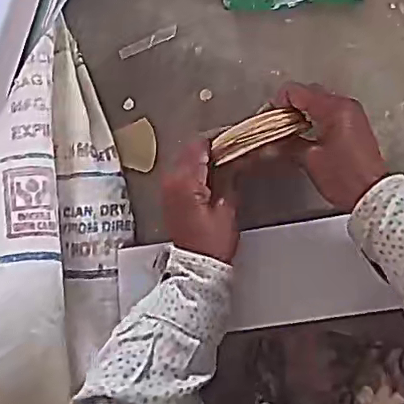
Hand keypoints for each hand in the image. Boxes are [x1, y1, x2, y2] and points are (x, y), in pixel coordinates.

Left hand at [162, 140, 239, 262]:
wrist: (195, 267)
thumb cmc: (211, 243)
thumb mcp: (227, 209)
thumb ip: (230, 178)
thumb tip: (235, 160)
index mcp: (185, 182)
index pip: (198, 146)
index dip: (217, 139)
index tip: (233, 137)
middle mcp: (171, 182)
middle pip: (189, 150)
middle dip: (210, 146)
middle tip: (231, 146)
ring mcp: (167, 189)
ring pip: (184, 159)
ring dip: (202, 156)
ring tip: (224, 158)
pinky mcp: (169, 197)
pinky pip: (181, 172)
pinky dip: (195, 167)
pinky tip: (211, 172)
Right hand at [272, 83, 387, 209]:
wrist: (373, 193)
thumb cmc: (344, 177)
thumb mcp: (310, 160)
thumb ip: (288, 143)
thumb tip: (271, 141)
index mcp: (333, 108)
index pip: (297, 91)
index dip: (279, 103)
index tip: (270, 119)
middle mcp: (345, 104)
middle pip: (309, 92)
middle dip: (290, 106)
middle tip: (277, 125)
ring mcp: (352, 112)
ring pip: (320, 101)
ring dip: (303, 111)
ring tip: (290, 131)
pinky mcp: (355, 123)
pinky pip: (331, 110)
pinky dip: (316, 117)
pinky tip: (307, 133)